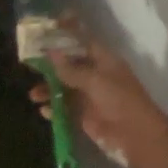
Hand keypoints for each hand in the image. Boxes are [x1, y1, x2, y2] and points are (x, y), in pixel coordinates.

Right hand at [29, 31, 167, 167]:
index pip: (82, 41)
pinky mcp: (86, 116)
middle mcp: (96, 75)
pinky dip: (54, 108)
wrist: (137, 137)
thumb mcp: (95, 80)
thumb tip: (51, 52)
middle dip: (51, 66)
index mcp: (104, 60)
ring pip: (65, 88)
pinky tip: (43, 110)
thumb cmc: (120, 100)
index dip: (65, 35)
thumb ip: (71, 69)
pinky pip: (66, 108)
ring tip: (33, 95)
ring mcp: (90, 96)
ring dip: (49, 90)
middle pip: (70, 66)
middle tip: (30, 65)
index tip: (46, 30)